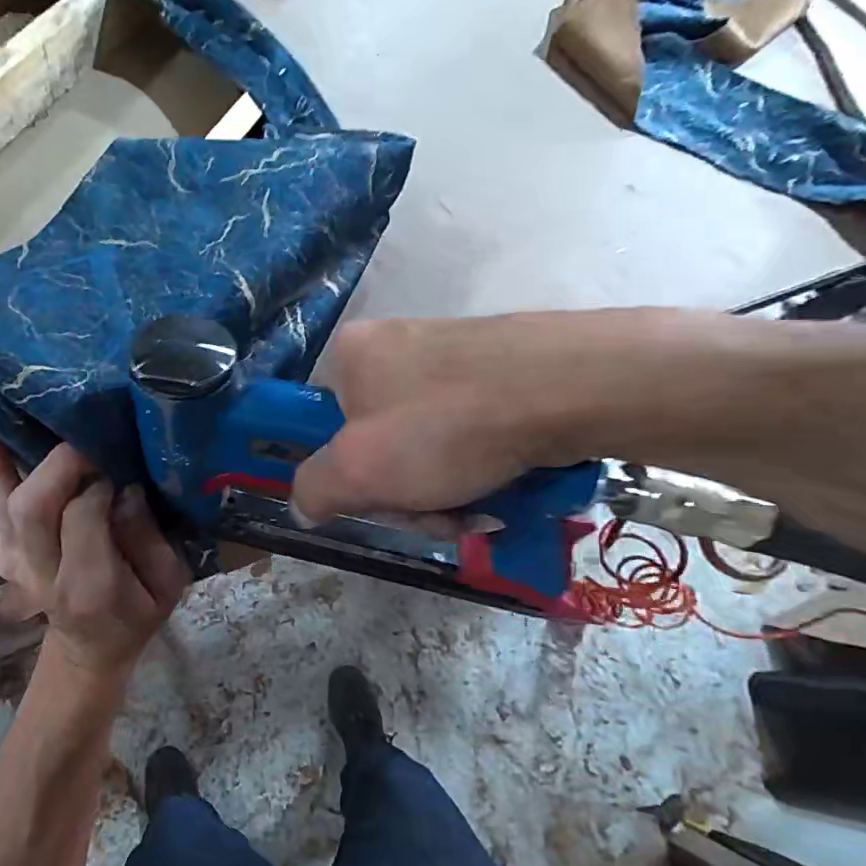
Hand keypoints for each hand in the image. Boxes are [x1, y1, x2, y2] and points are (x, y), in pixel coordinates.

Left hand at [0, 429, 190, 679]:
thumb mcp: (168, 585)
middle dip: (61, 463)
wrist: (90, 650)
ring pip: (10, 501)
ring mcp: (14, 563)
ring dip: (22, 457)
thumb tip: (125, 490)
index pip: (82, 517)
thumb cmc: (137, 615)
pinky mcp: (5, 552)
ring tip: (35, 414)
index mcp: (91, 587)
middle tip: (92, 443)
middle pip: (34, 506)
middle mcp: (42, 575)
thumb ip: (148, 538)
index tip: (121, 471)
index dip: (99, 485)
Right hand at [289, 315, 572, 525]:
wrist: (563, 388)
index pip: (326, 427)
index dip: (348, 475)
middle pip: (381, 444)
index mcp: (352, 356)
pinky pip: (468, 434)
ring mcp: (451, 358)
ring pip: (428, 448)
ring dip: (445, 493)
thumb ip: (314, 489)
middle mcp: (397, 348)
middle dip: (406, 495)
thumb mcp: (358, 470)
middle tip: (439, 518)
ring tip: (479, 509)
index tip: (378, 501)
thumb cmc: (445, 428)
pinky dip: (478, 469)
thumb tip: (302, 503)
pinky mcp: (496, 372)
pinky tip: (502, 490)